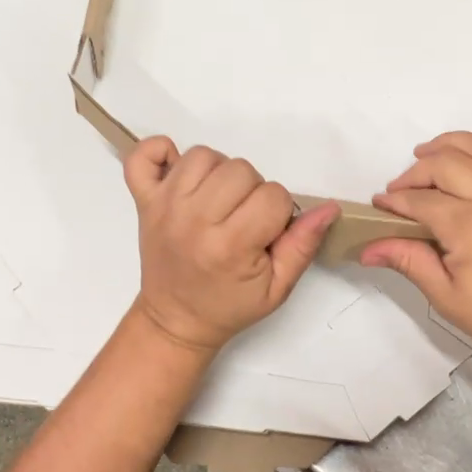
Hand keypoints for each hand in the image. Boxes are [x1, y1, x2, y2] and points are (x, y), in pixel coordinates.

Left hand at [125, 137, 337, 354]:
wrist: (176, 319)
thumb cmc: (230, 305)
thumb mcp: (278, 288)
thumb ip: (303, 246)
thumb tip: (329, 208)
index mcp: (229, 246)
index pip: (272, 196)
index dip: (278, 212)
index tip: (267, 233)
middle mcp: (194, 219)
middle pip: (240, 169)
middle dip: (252, 191)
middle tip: (244, 219)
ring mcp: (164, 206)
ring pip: (203, 156)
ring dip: (218, 172)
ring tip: (219, 200)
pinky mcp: (144, 200)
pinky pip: (143, 156)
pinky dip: (159, 152)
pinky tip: (177, 172)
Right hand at [361, 132, 471, 368]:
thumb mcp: (446, 296)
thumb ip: (408, 261)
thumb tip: (366, 248)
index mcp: (470, 225)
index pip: (420, 200)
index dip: (393, 200)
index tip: (377, 205)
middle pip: (446, 163)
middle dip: (415, 171)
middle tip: (399, 189)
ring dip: (452, 144)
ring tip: (430, 153)